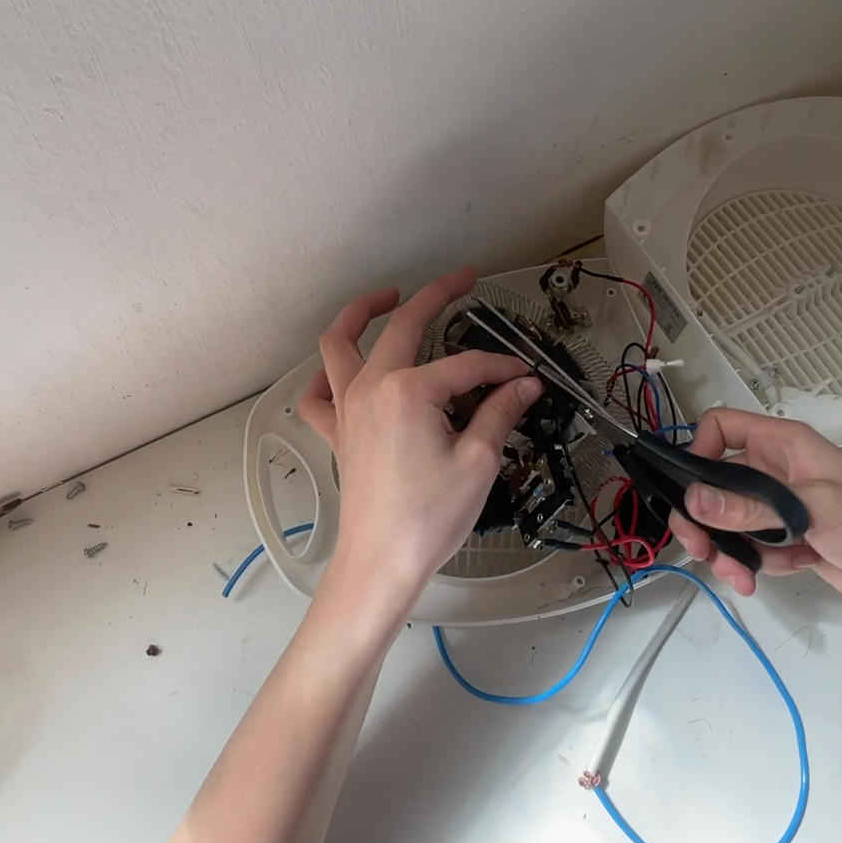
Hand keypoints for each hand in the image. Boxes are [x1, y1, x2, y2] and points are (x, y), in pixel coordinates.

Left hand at [298, 267, 541, 605]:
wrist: (381, 563)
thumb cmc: (426, 519)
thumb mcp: (478, 462)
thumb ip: (500, 412)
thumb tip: (523, 384)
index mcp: (409, 392)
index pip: (466, 365)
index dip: (500, 366)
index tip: (523, 375)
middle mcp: (371, 390)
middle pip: (402, 327)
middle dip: (434, 296)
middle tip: (460, 280)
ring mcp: (348, 409)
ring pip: (339, 344)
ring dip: (360, 313)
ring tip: (385, 297)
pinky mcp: (338, 434)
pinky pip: (318, 394)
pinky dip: (325, 374)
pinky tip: (341, 369)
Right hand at [666, 408, 841, 615]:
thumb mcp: (814, 510)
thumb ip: (750, 508)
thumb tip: (693, 501)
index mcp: (783, 445)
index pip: (722, 427)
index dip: (699, 449)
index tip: (692, 488)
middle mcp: (774, 472)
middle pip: (713, 483)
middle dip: (701, 517)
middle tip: (699, 548)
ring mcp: (777, 508)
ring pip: (724, 521)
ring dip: (722, 549)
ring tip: (737, 575)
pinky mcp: (782, 541)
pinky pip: (745, 548)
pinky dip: (746, 565)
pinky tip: (763, 578)